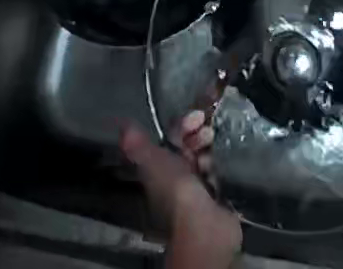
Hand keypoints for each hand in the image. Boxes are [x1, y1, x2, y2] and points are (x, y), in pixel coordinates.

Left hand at [120, 120, 239, 264]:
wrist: (203, 225)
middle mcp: (178, 175)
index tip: (196, 116)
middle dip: (198, 135)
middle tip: (208, 133)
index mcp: (160, 167)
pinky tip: (219, 168)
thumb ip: (138, 143)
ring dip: (209, 150)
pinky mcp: (216, 195)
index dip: (183, 124)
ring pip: (205, 156)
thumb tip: (123, 126)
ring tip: (211, 155)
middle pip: (189, 145)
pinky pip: (218, 171)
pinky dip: (219, 166)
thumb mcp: (152, 162)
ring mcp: (198, 186)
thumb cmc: (176, 190)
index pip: (172, 137)